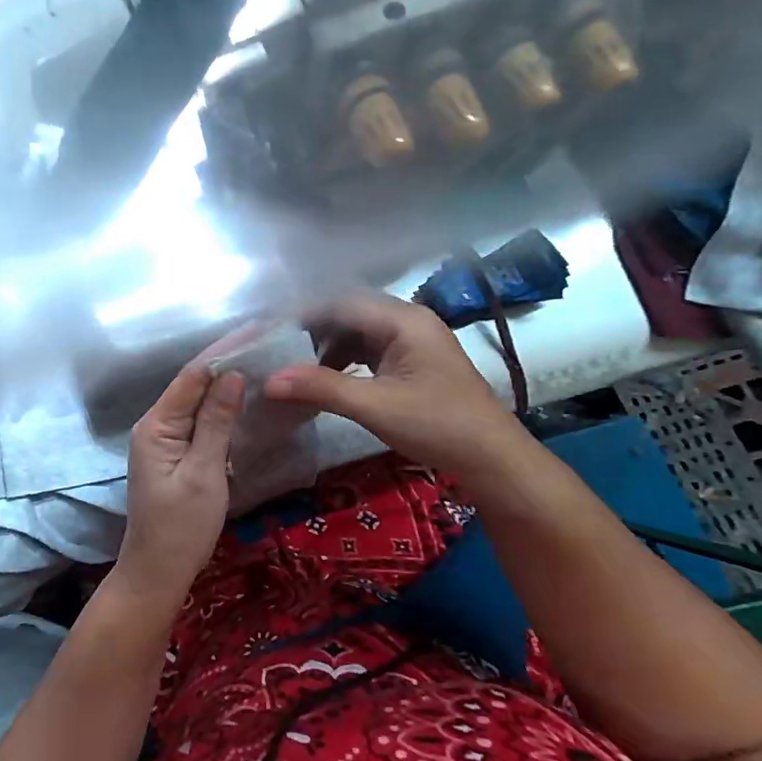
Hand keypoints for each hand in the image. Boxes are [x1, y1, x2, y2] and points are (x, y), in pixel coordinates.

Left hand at [115, 363, 244, 606]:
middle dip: (227, 362)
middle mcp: (155, 426)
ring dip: (226, 383)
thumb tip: (232, 374)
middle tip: (266, 340)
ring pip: (197, 402)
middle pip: (193, 384)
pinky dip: (221, 409)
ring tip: (262, 360)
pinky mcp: (175, 455)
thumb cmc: (181, 527)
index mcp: (156, 425)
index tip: (257, 331)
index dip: (223, 351)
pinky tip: (245, 400)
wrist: (157, 573)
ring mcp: (164, 441)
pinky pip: (199, 422)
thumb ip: (216, 422)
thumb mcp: (204, 472)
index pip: (191, 376)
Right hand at [264, 292, 524, 478]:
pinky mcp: (413, 361)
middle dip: (314, 330)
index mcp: (404, 320)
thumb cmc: (438, 425)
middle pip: (350, 313)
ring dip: (328, 347)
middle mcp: (408, 321)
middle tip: (279, 350)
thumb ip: (322, 388)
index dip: (304, 314)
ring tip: (298, 368)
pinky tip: (328, 379)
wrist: (492, 458)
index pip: (342, 302)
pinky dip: (345, 360)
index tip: (271, 332)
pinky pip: (370, 349)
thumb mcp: (375, 406)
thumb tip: (270, 380)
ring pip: (358, 332)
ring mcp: (413, 340)